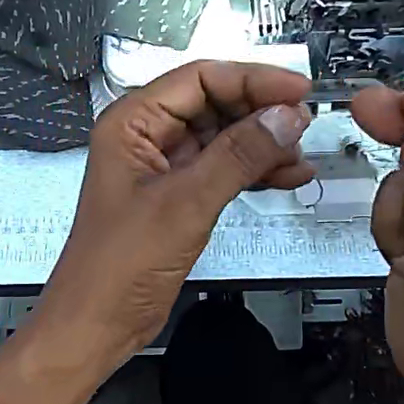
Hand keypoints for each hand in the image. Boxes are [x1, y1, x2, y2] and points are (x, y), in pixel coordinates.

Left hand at [31, 62, 314, 368]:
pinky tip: (288, 176)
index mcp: (133, 123)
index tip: (295, 91)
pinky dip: (257, 171)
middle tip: (304, 123)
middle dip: (262, 113)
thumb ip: (238, 156)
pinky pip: (226, 169)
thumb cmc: (117, 266)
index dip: (253, 80)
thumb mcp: (185, 203)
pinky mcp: (181, 196)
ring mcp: (167, 168)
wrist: (99, 324)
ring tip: (301, 153)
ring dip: (265, 144)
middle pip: (216, 104)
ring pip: (225, 138)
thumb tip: (284, 118)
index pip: (201, 79)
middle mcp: (149, 138)